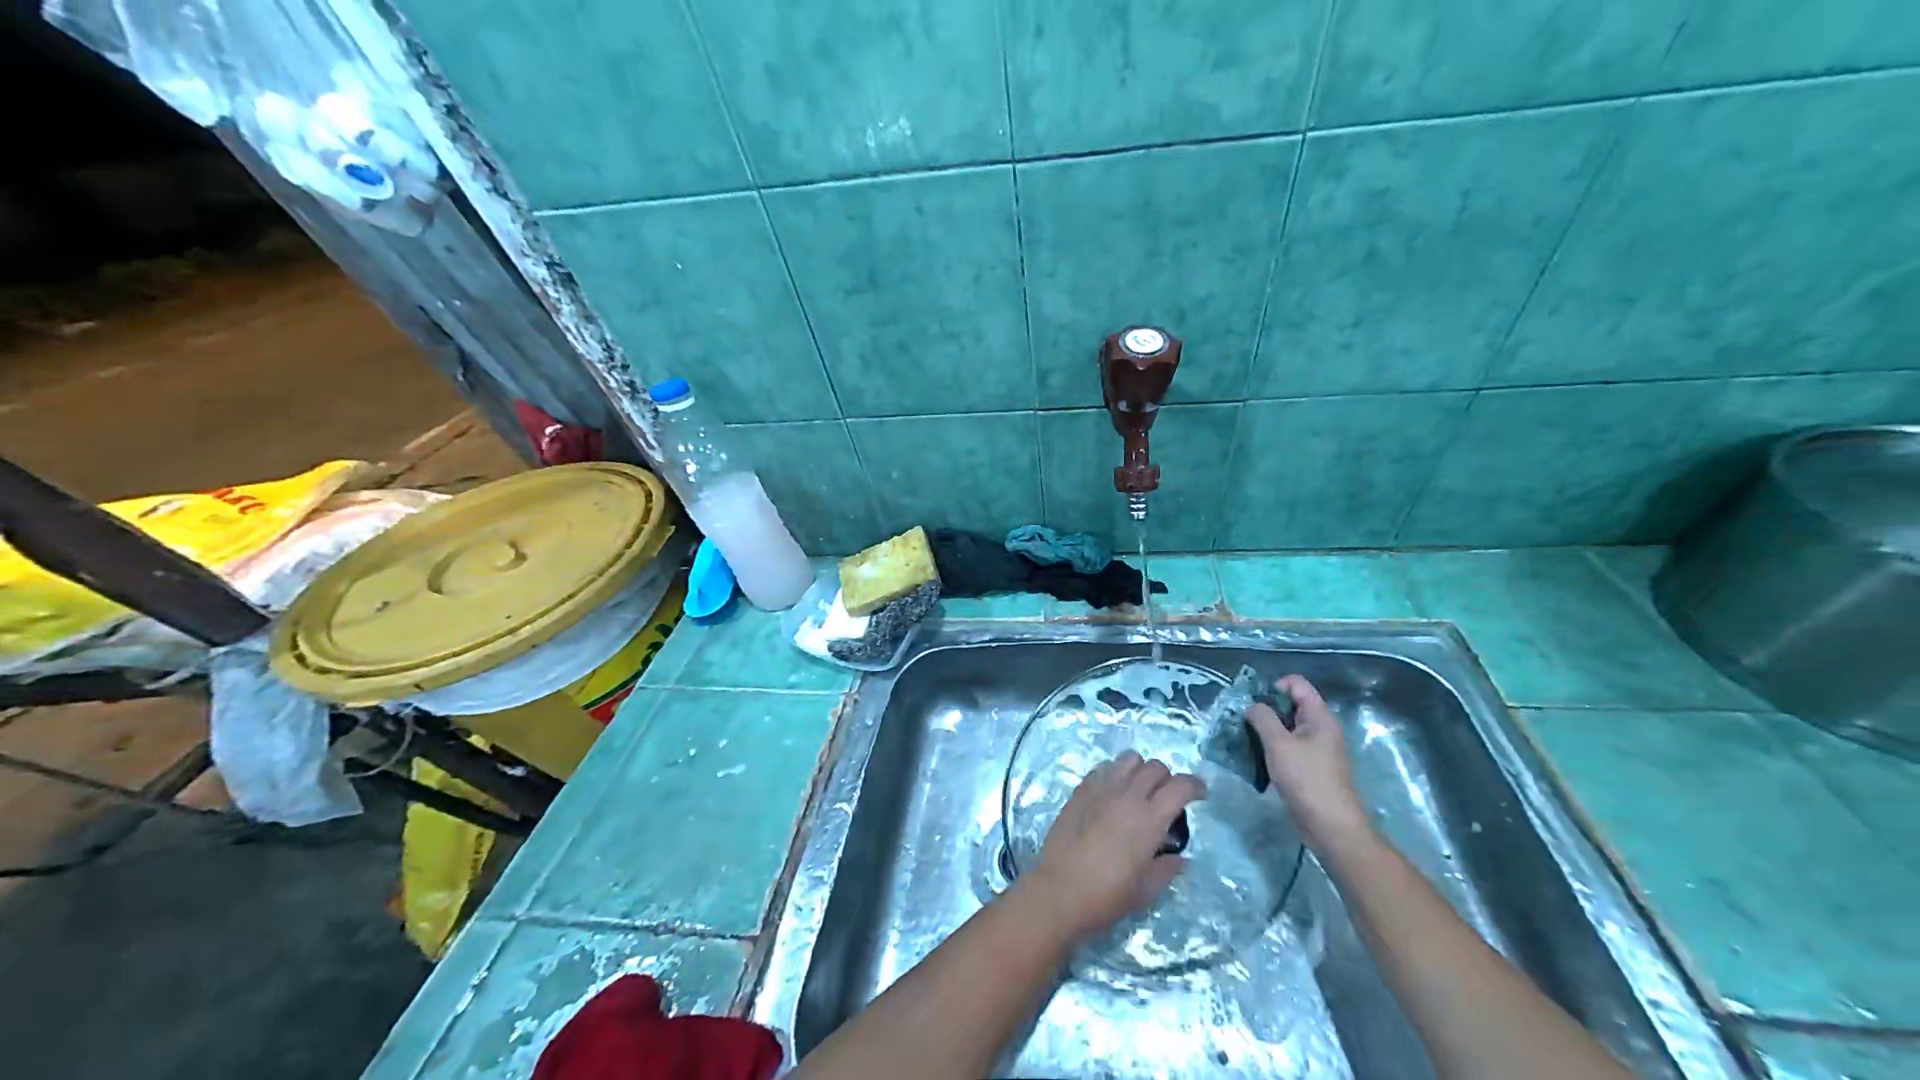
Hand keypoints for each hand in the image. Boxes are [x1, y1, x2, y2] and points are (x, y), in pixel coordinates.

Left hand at [1017, 751, 1206, 942]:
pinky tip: (1113, 793)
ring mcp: (1100, 789)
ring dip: (1141, 770)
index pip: (1180, 786)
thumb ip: (1167, 869)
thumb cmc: (1106, 896)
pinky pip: (1103, 768)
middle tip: (1167, 798)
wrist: (1058, 892)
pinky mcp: (1080, 791)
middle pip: (1156, 767)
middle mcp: (1127, 796)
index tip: (1201, 794)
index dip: (1195, 785)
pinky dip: (1115, 773)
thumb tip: (1180, 858)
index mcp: (1149, 820)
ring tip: (1140, 790)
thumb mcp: (1146, 890)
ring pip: (1129, 759)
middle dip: (1168, 779)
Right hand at [1247, 675, 1370, 851]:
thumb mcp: (1279, 744)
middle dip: (1264, 709)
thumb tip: (1252, 706)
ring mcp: (1314, 749)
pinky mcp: (1307, 767)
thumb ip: (1263, 718)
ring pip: (1285, 728)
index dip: (1274, 686)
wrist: (1330, 825)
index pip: (1297, 684)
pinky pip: (1286, 747)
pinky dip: (1270, 747)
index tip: (1253, 703)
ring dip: (1264, 730)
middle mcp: (1319, 729)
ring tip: (1243, 739)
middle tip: (1242, 721)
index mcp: (1319, 717)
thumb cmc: (1306, 779)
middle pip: (1289, 705)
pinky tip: (1254, 758)